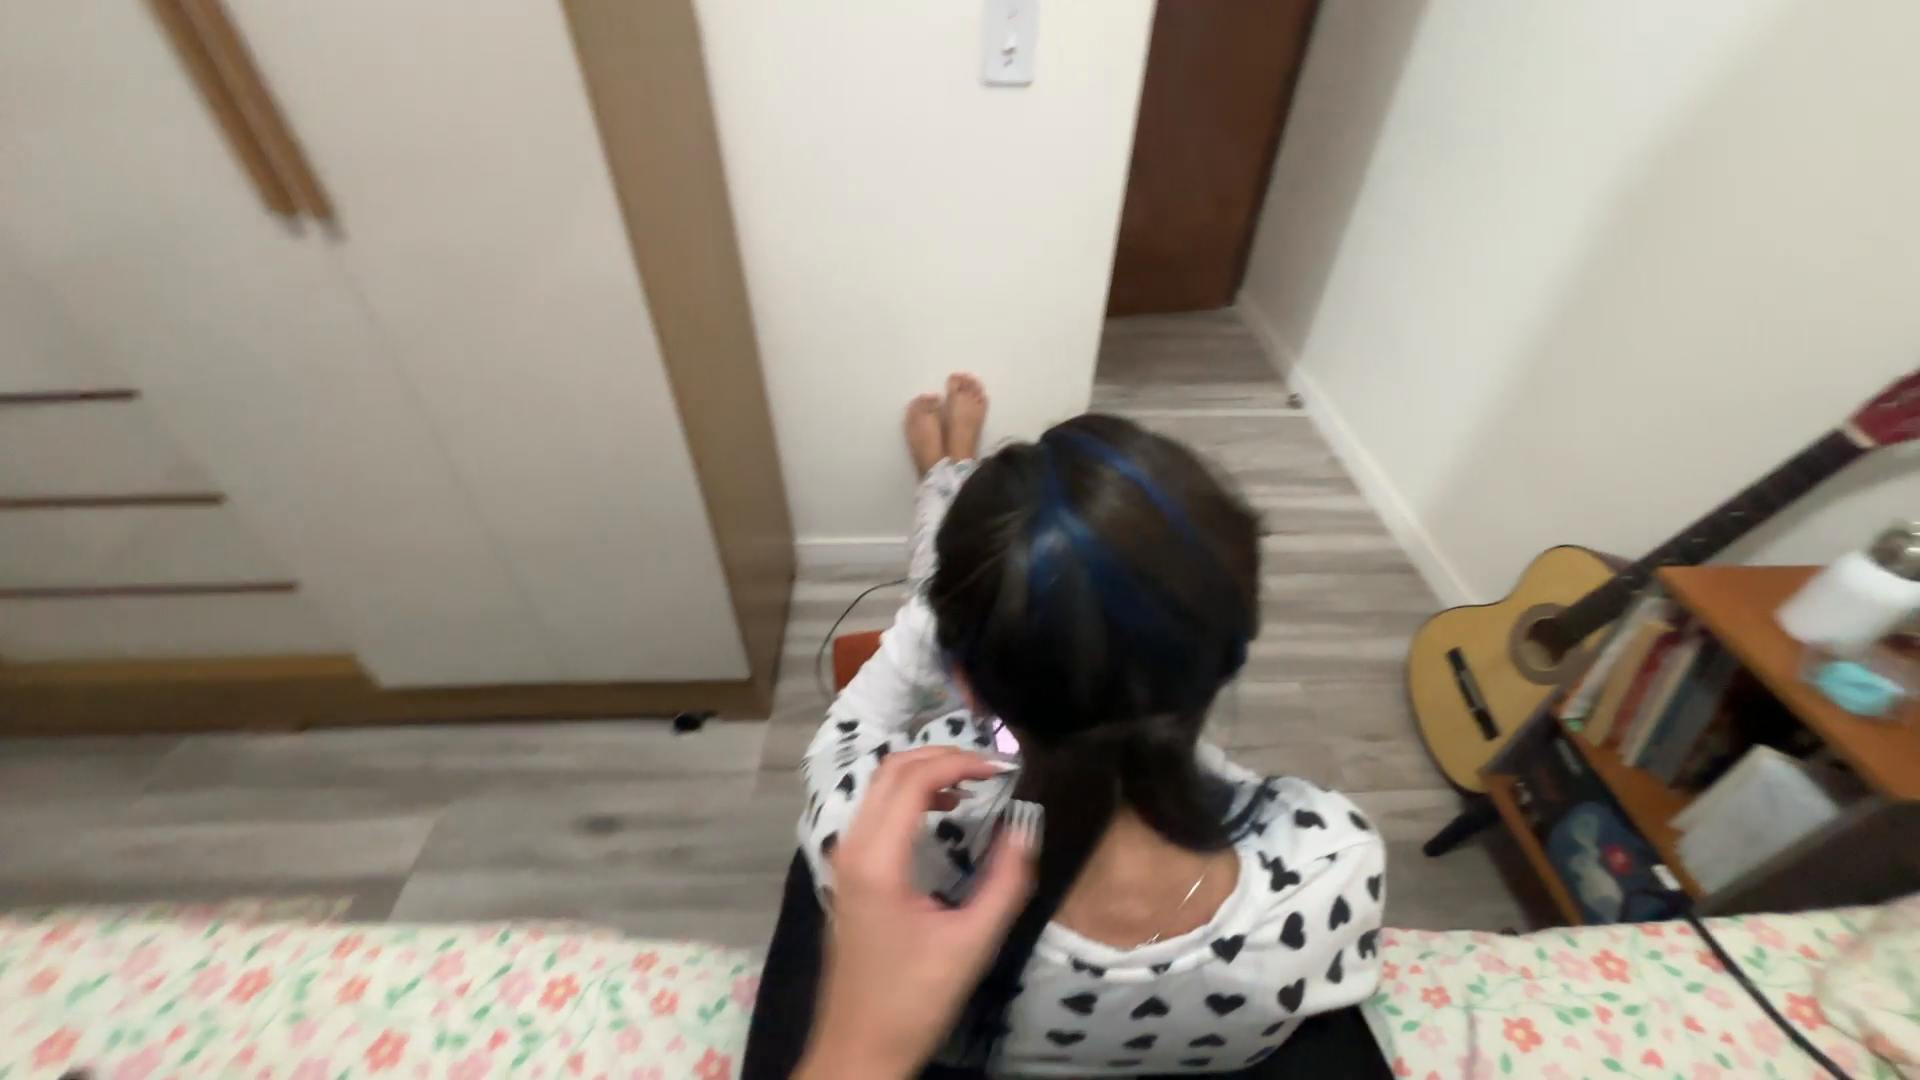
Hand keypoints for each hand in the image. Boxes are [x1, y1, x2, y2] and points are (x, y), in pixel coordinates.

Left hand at [797, 748, 1036, 1079]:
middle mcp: (853, 845)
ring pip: (882, 784)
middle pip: (892, 769)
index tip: (1001, 769)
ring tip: (973, 781)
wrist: (858, 1049)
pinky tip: (944, 808)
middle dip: (942, 757)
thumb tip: (1027, 827)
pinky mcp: (851, 868)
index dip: (960, 763)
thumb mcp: (971, 943)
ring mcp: (846, 855)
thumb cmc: (913, 1000)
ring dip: (926, 771)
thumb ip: (1006, 881)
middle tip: (989, 767)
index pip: (913, 779)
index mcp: (877, 859)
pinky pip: (878, 807)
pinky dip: (911, 792)